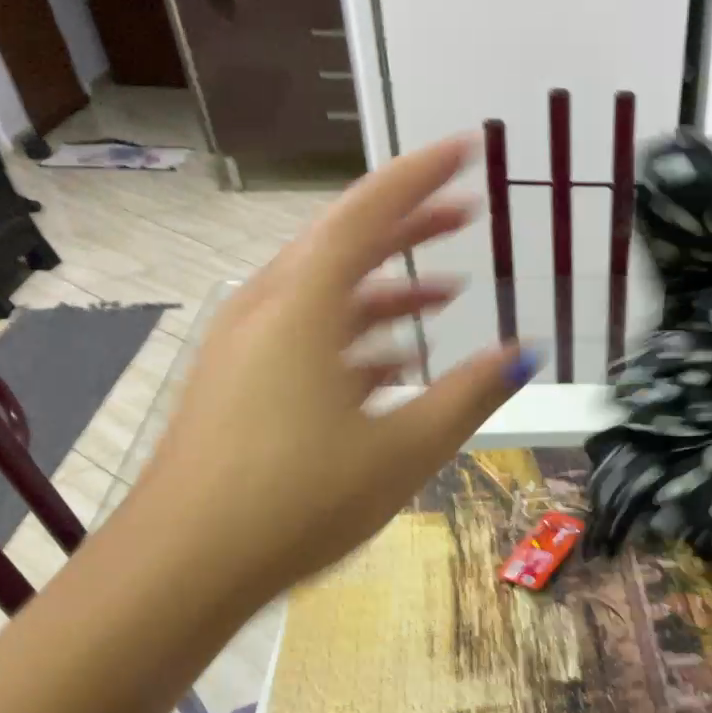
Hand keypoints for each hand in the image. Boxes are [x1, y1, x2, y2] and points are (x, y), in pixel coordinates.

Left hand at [138, 136, 537, 599]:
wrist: (185, 563)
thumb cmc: (301, 499)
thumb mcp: (405, 449)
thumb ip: (469, 395)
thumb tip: (525, 352)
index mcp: (305, 306)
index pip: (369, 213)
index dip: (423, 176)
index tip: (467, 149)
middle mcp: (268, 310)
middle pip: (344, 245)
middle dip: (410, 228)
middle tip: (466, 214)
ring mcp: (246, 348)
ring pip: (326, 296)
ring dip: (386, 291)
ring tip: (444, 296)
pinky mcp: (238, 386)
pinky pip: (305, 338)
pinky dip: (354, 338)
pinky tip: (392, 369)